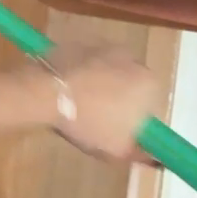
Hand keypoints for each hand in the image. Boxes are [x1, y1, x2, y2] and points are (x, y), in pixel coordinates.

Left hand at [39, 50, 160, 162]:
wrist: (45, 91)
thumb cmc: (88, 122)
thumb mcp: (119, 150)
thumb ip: (142, 153)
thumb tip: (152, 156)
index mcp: (149, 83)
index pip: (151, 107)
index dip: (136, 122)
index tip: (119, 132)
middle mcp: (132, 59)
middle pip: (131, 85)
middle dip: (119, 100)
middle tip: (98, 119)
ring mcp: (103, 46)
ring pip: (109, 72)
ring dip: (100, 85)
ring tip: (79, 104)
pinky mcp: (79, 41)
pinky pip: (87, 62)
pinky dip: (82, 72)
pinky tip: (67, 88)